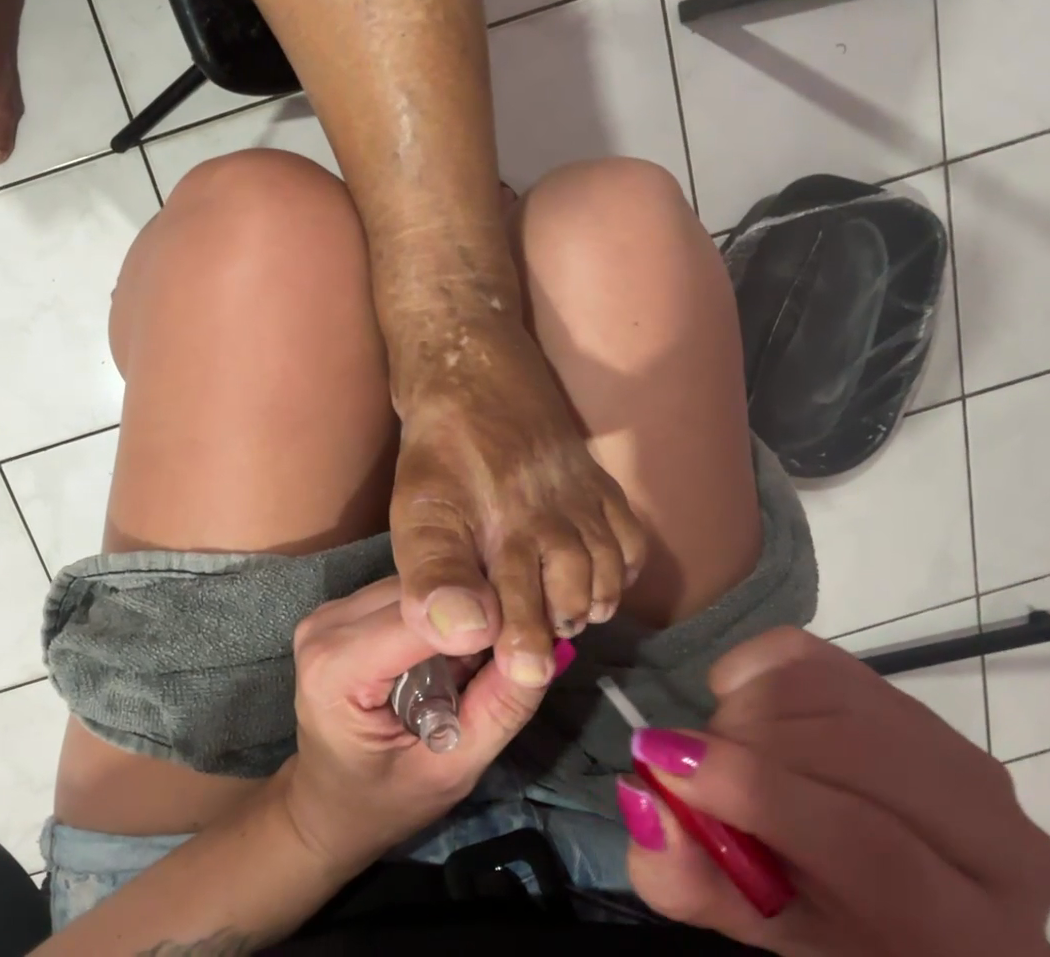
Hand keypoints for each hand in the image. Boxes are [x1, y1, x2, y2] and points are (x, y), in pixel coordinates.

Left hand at [275, 578, 548, 869]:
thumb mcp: (451, 770)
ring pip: (422, 584)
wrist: (327, 804)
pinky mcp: (348, 608)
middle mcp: (328, 624)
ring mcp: (334, 610)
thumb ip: (496, 709)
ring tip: (501, 644)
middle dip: (480, 610)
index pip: (427, 616)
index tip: (535, 636)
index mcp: (337, 665)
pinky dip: (446, 613)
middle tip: (529, 640)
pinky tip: (469, 643)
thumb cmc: (382, 802)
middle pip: (424, 591)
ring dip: (465, 609)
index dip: (485, 618)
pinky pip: (411, 593)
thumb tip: (547, 650)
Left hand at [391, 316, 646, 685]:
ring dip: (586, 602)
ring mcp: (587, 502)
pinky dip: (619, 568)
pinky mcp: (602, 484)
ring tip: (558, 612)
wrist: (474, 376)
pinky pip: (630, 541)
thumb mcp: (418, 512)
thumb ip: (436, 573)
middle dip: (553, 626)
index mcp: (509, 535)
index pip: (527, 613)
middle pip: (574, 599)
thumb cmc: (438, 453)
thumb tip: (468, 632)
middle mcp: (559, 524)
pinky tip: (592, 577)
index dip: (525, 649)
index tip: (526, 673)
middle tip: (529, 639)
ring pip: (606, 575)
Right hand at [618, 629, 1049, 956]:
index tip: (661, 759)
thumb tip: (645, 794)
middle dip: (742, 745)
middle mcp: (1001, 841)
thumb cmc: (820, 925)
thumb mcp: (748, 926)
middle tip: (694, 770)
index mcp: (966, 935)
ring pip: (831, 692)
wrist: (892, 895)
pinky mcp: (918, 701)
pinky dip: (754, 672)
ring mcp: (966, 759)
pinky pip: (815, 656)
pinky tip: (751, 714)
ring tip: (730, 753)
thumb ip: (688, 878)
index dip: (759, 792)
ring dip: (745, 711)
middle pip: (851, 752)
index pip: (871, 846)